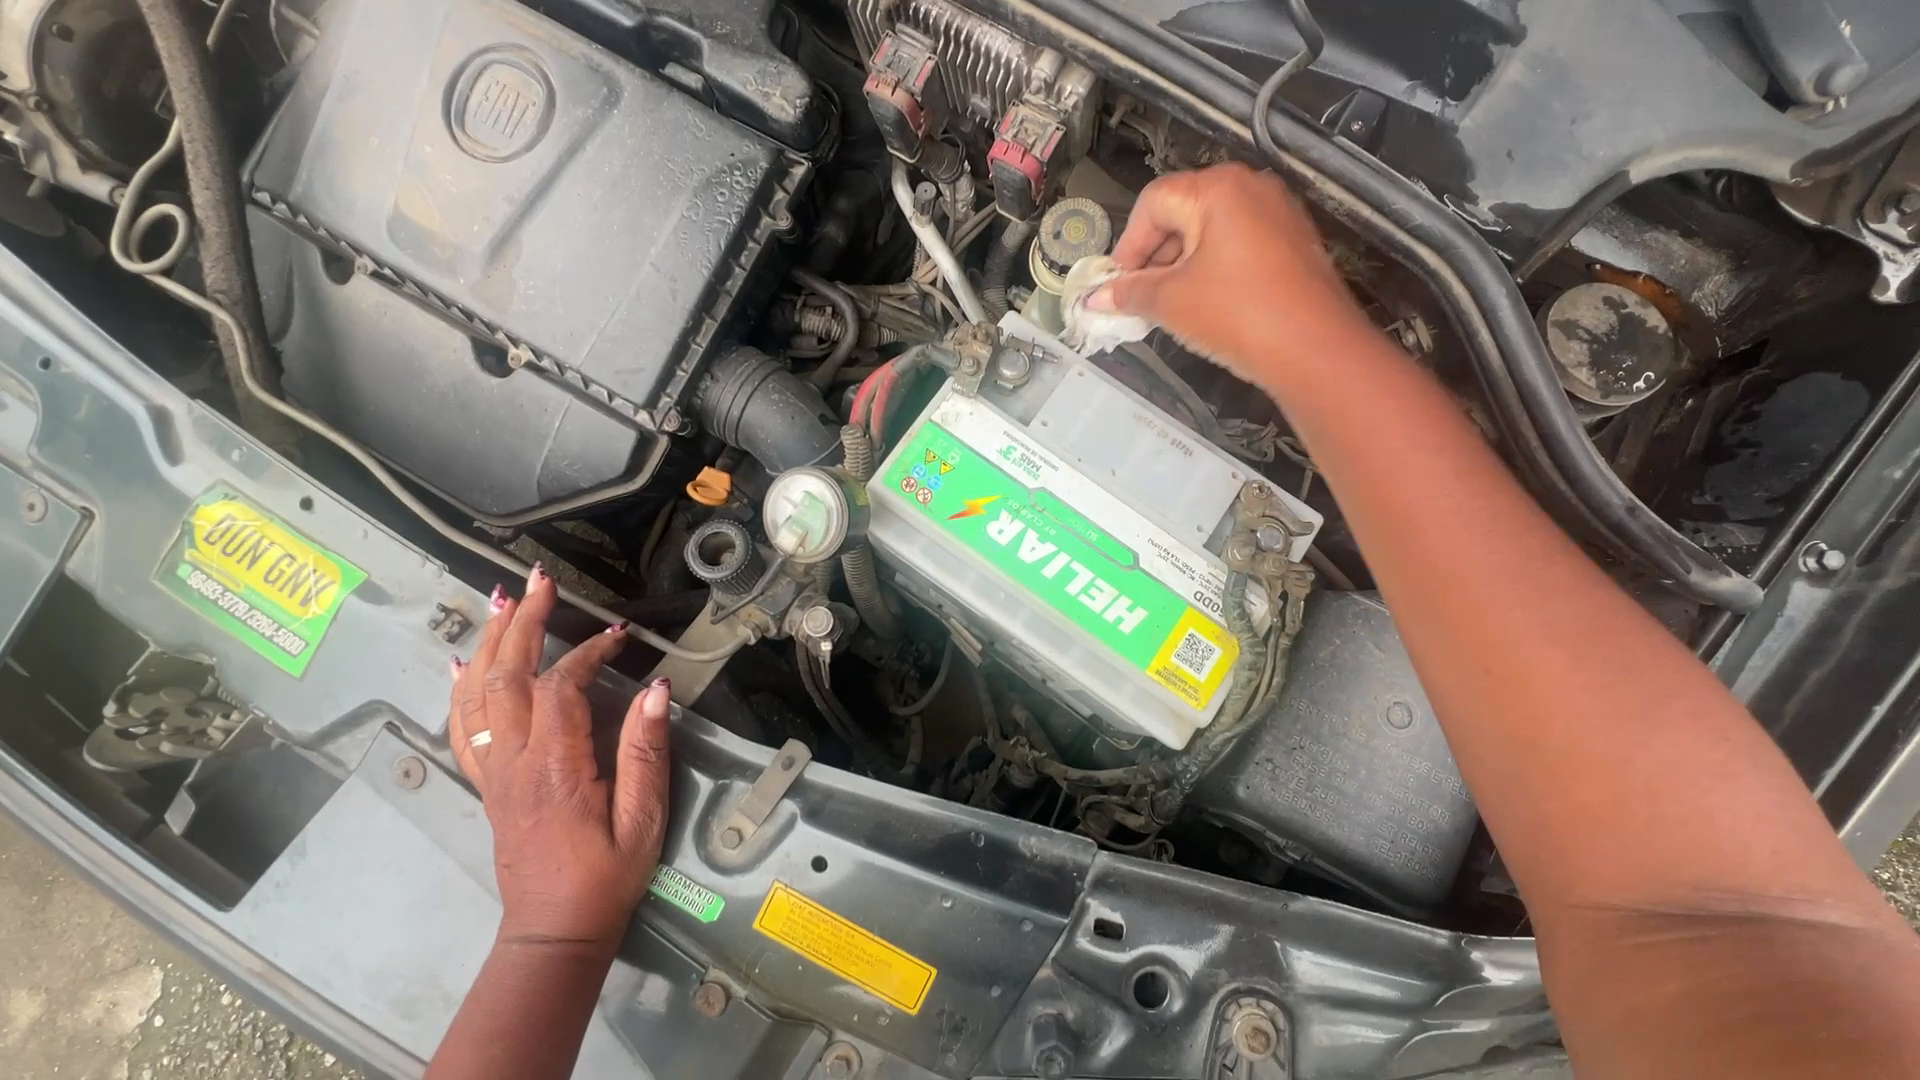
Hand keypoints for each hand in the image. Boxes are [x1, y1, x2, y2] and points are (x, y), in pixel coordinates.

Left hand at [447, 564, 670, 949]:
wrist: (555, 929)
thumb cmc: (607, 875)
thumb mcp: (644, 819)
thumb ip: (646, 753)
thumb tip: (655, 691)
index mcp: (555, 768)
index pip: (560, 688)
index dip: (587, 653)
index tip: (619, 637)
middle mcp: (514, 762)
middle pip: (506, 677)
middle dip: (523, 622)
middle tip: (540, 581)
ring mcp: (493, 772)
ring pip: (478, 694)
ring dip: (489, 642)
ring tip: (501, 601)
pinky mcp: (487, 784)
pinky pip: (463, 728)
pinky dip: (459, 688)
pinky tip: (461, 662)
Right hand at [1087, 163, 1374, 389]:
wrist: (1314, 349)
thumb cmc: (1236, 314)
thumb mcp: (1171, 303)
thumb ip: (1130, 293)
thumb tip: (1096, 297)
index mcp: (1218, 189)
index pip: (1153, 203)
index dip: (1128, 245)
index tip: (1118, 285)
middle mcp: (1251, 187)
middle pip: (1183, 212)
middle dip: (1155, 256)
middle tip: (1140, 298)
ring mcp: (1278, 212)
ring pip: (1211, 230)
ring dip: (1182, 265)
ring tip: (1171, 306)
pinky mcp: (1294, 241)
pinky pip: (1239, 244)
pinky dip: (1213, 268)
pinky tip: (1207, 304)